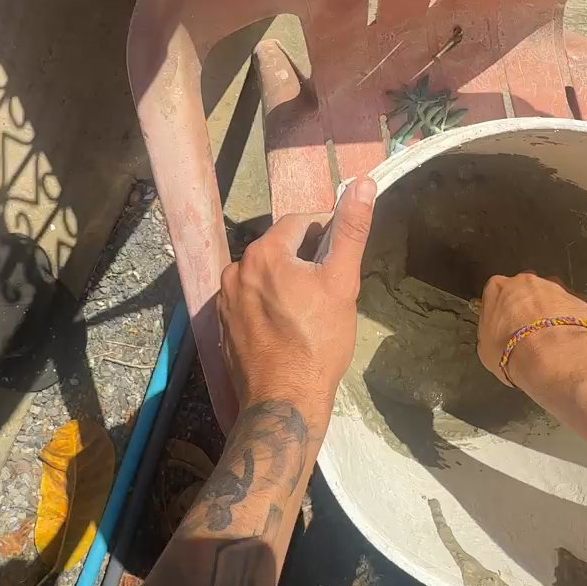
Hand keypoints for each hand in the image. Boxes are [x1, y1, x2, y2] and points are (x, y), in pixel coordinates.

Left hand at [217, 176, 375, 413]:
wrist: (284, 401)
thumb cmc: (318, 341)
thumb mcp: (342, 282)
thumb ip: (351, 230)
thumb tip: (363, 184)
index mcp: (263, 252)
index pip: (300, 223)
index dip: (326, 236)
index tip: (341, 260)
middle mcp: (236, 269)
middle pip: (280, 248)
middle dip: (305, 260)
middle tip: (329, 290)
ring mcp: (225, 299)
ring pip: (265, 275)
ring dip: (286, 282)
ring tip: (310, 311)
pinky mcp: (223, 325)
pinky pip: (250, 300)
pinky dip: (268, 304)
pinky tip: (288, 328)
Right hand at [477, 273, 586, 388]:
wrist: (554, 358)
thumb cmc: (512, 352)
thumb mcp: (486, 347)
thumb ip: (490, 329)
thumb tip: (497, 330)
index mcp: (499, 288)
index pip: (496, 292)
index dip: (501, 309)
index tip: (505, 325)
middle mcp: (526, 281)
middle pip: (525, 290)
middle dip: (527, 306)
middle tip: (529, 332)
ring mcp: (556, 288)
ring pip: (550, 297)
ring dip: (550, 313)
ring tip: (552, 340)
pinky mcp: (579, 300)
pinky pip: (571, 310)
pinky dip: (570, 322)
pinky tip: (569, 342)